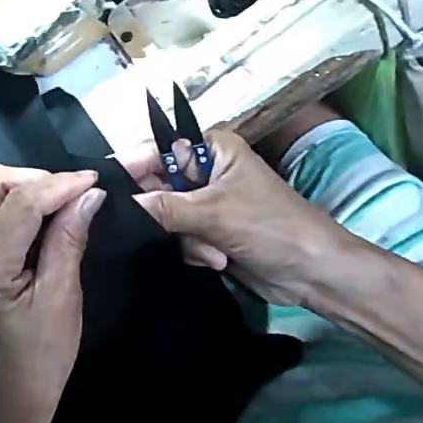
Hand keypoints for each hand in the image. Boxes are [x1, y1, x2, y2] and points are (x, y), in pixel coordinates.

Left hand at [0, 166, 106, 422]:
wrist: (5, 405)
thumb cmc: (40, 361)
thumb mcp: (61, 299)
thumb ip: (69, 239)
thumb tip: (89, 194)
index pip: (21, 201)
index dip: (60, 184)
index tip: (96, 181)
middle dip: (35, 180)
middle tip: (74, 197)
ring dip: (24, 190)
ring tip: (62, 207)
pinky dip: (14, 207)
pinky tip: (42, 222)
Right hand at [118, 129, 359, 307]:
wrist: (316, 274)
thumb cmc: (271, 227)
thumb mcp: (213, 213)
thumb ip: (162, 208)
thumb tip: (117, 206)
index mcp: (211, 148)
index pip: (156, 150)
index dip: (133, 169)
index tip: (106, 190)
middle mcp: (206, 169)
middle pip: (157, 185)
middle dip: (166, 214)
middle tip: (172, 231)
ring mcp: (207, 201)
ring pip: (165, 215)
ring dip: (184, 238)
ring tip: (213, 252)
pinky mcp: (208, 230)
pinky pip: (178, 235)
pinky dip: (193, 249)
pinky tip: (217, 260)